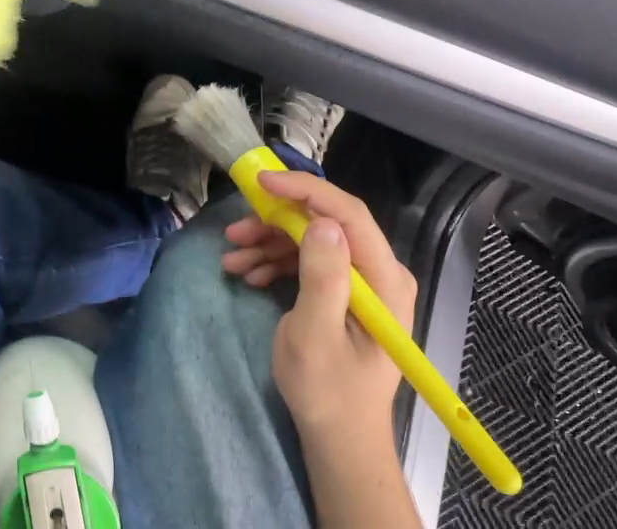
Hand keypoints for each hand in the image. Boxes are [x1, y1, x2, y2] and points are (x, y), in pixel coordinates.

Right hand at [222, 173, 417, 439]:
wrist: (337, 435)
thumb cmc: (327, 390)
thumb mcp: (315, 334)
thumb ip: (322, 277)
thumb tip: (322, 223)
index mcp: (385, 280)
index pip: (349, 214)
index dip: (306, 190)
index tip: (262, 182)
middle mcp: (380, 272)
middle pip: (325, 223)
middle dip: (276, 221)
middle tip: (234, 232)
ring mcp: (362, 281)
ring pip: (311, 239)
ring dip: (269, 243)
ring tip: (231, 258)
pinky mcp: (345, 291)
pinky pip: (308, 259)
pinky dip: (275, 261)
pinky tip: (248, 274)